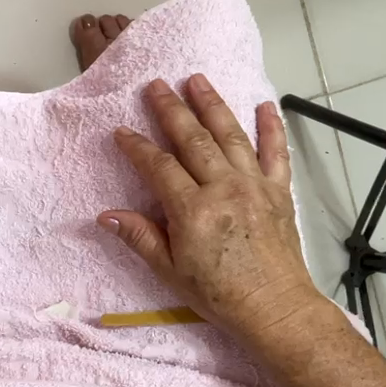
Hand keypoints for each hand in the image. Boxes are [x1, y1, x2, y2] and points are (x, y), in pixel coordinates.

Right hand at [99, 75, 324, 343]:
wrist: (272, 306)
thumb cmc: (217, 294)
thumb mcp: (169, 270)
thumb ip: (140, 237)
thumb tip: (107, 216)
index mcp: (193, 210)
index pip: (159, 167)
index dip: (137, 147)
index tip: (121, 132)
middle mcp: (224, 189)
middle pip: (194, 140)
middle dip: (172, 110)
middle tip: (156, 85)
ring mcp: (255, 186)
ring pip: (231, 136)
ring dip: (213, 105)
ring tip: (198, 81)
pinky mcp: (278, 192)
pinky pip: (276, 152)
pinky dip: (270, 127)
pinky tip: (264, 106)